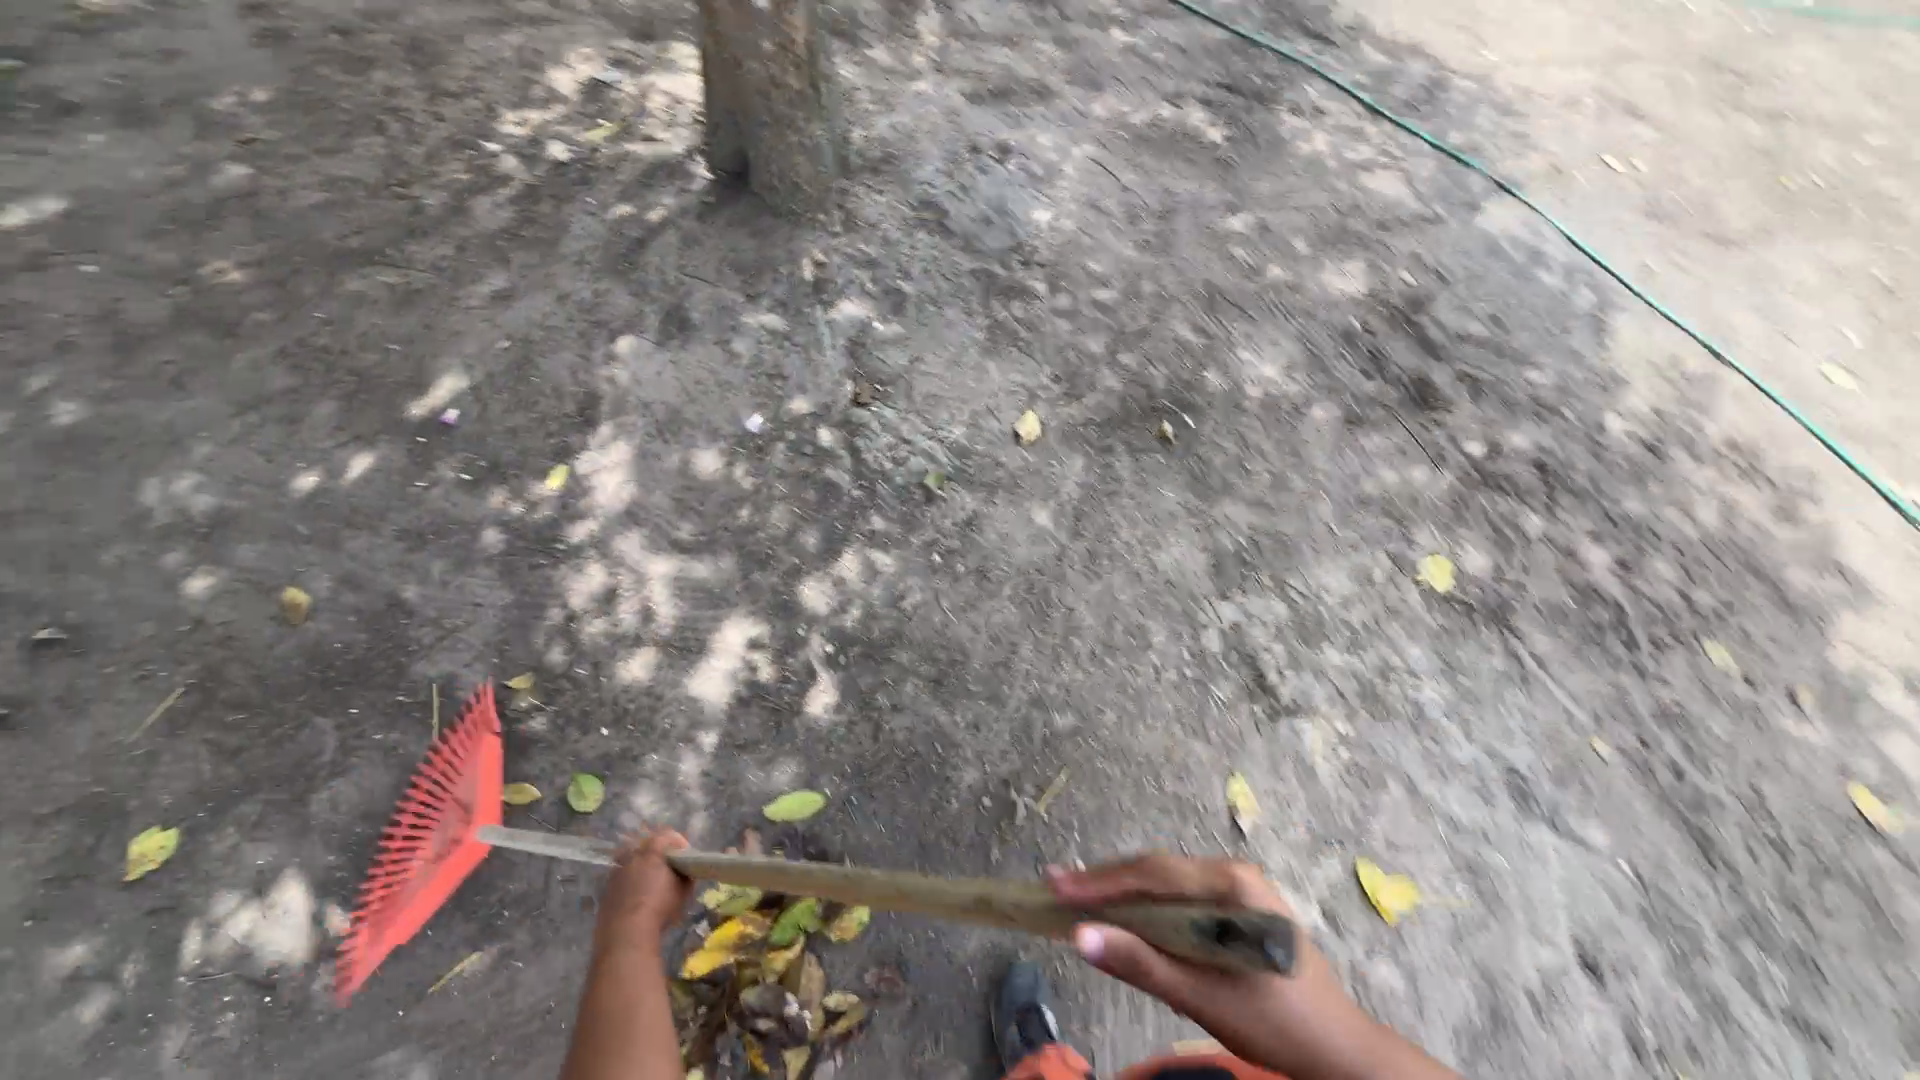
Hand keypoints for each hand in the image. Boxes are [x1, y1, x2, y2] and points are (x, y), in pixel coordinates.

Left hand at [593, 826, 693, 954]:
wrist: (626, 933)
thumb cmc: (660, 908)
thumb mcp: (683, 892)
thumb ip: (686, 877)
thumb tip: (685, 872)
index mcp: (652, 854)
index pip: (664, 835)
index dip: (676, 841)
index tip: (684, 853)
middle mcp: (631, 858)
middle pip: (642, 846)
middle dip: (654, 853)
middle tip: (663, 866)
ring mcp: (615, 874)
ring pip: (628, 863)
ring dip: (638, 868)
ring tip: (647, 884)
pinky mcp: (605, 891)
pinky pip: (619, 880)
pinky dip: (627, 884)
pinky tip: (634, 899)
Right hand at [1048, 854, 1382, 1079]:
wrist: (1340, 1050)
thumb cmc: (1276, 1024)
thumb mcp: (1202, 997)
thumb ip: (1140, 963)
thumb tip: (1079, 936)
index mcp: (1232, 886)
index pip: (1152, 874)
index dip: (1100, 881)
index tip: (1056, 886)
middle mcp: (1234, 874)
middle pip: (1156, 871)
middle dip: (1105, 881)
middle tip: (1056, 886)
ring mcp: (1238, 888)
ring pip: (1166, 882)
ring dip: (1122, 892)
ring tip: (1077, 898)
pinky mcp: (1237, 906)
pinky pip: (1181, 897)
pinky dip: (1147, 906)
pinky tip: (1123, 915)